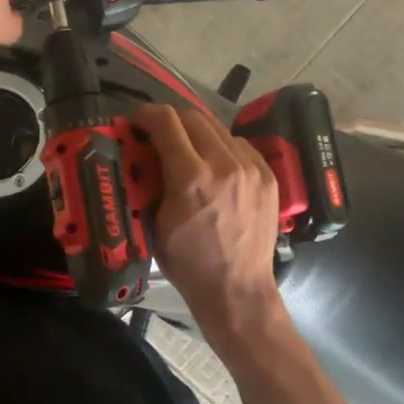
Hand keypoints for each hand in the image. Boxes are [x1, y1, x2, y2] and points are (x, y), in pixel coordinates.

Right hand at [133, 104, 283, 336]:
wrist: (236, 288)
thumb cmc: (188, 263)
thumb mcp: (155, 224)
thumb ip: (150, 184)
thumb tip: (141, 157)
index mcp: (190, 178)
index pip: (165, 122)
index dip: (145, 115)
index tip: (135, 122)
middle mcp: (224, 164)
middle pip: (192, 116)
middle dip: (169, 120)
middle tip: (156, 133)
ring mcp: (251, 168)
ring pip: (218, 128)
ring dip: (195, 132)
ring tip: (184, 148)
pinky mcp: (267, 176)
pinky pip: (239, 145)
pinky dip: (220, 147)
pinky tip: (212, 163)